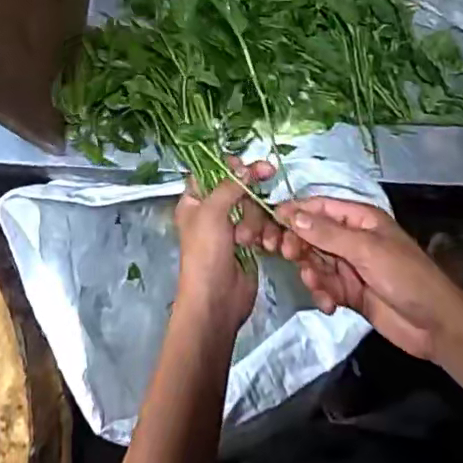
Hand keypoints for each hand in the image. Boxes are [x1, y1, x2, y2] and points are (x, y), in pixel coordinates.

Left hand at [173, 157, 275, 334]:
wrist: (217, 300)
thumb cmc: (205, 253)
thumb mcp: (213, 213)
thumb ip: (229, 186)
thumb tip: (245, 166)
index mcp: (194, 200)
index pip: (211, 172)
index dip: (230, 165)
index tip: (251, 162)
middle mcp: (211, 211)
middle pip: (237, 188)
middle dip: (248, 195)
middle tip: (268, 175)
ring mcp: (230, 228)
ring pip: (253, 208)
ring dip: (256, 220)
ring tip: (249, 240)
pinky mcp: (248, 245)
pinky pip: (262, 228)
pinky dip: (265, 234)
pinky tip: (266, 246)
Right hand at [268, 197, 462, 360]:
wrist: (437, 327)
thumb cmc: (406, 276)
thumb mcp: (366, 250)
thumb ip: (327, 233)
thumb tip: (292, 216)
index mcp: (359, 219)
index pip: (318, 208)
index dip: (294, 212)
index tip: (270, 221)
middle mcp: (351, 238)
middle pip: (311, 235)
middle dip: (298, 245)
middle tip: (287, 255)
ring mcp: (349, 266)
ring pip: (314, 262)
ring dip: (311, 273)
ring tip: (319, 286)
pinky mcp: (349, 292)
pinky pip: (324, 286)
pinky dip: (322, 294)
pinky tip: (329, 304)